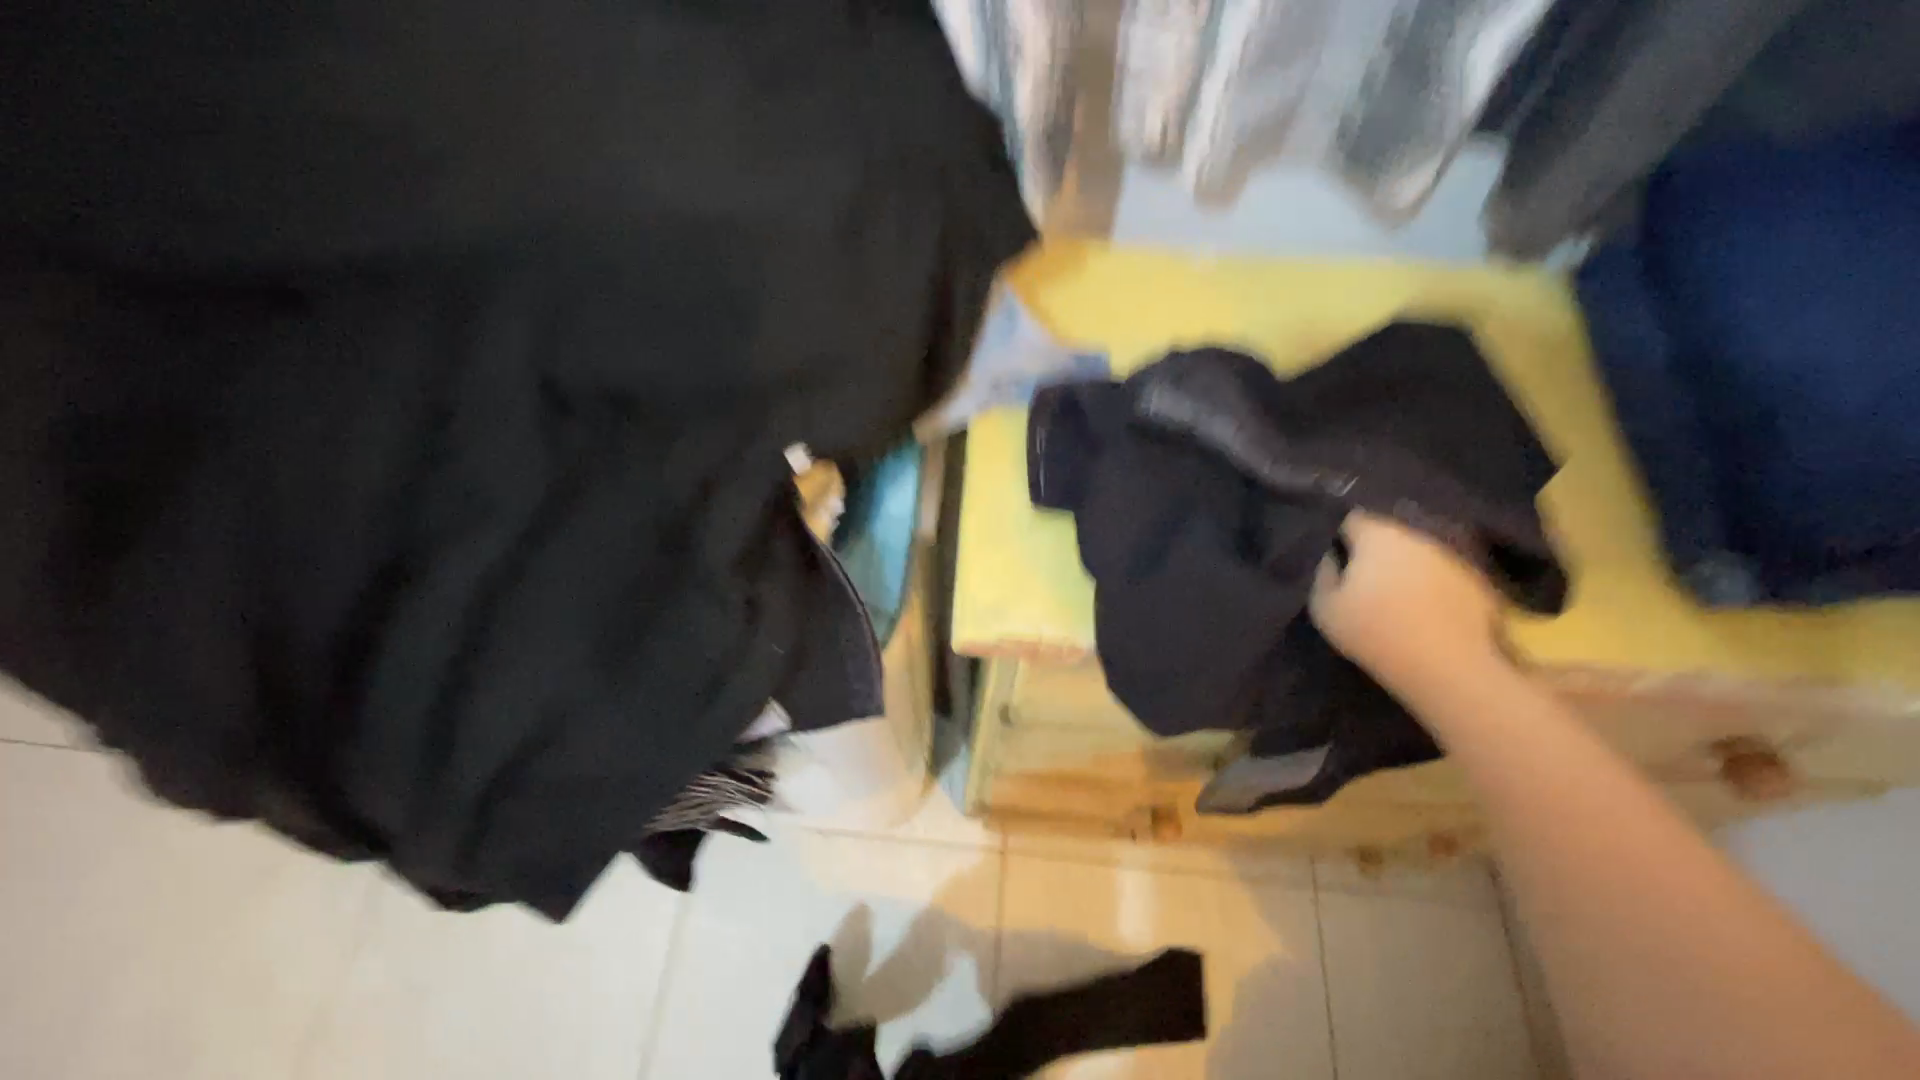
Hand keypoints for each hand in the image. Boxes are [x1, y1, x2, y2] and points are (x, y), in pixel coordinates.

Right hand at [1308, 510, 1507, 689]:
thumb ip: (1324, 576)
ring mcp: (1452, 556)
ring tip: (1399, 597)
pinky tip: (1428, 611)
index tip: (1339, 560)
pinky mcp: (1477, 580)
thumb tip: (1333, 559)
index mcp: (1378, 536)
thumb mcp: (1326, 610)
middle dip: (1378, 551)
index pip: (1354, 520)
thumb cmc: (1375, 632)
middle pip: (1390, 534)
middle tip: (1366, 580)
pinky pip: (1445, 574)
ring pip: (1420, 553)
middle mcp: (1418, 536)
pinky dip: (1435, 585)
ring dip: (1408, 567)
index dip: (1343, 538)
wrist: (1448, 666)